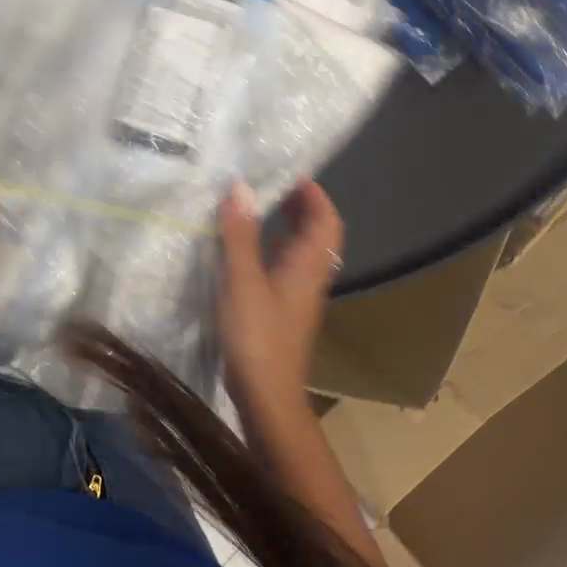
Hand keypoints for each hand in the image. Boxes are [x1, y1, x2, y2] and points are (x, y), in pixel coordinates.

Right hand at [216, 180, 343, 424]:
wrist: (265, 393)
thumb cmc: (257, 334)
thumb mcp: (242, 280)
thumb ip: (240, 234)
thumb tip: (240, 187)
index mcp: (308, 266)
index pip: (326, 221)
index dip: (314, 195)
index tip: (291, 172)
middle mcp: (309, 278)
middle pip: (317, 235)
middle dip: (300, 206)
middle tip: (270, 184)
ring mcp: (296, 296)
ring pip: (300, 252)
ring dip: (285, 227)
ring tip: (254, 207)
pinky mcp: (280, 310)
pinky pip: (283, 267)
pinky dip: (269, 248)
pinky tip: (242, 249)